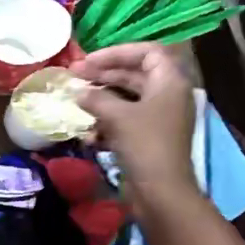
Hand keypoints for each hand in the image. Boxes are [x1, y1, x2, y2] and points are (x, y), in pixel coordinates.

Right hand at [74, 43, 198, 202]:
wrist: (161, 192)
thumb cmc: (145, 145)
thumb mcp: (118, 117)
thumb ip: (96, 99)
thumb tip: (77, 91)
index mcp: (170, 81)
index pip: (146, 52)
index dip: (117, 53)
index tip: (89, 61)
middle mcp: (168, 95)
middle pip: (135, 75)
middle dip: (104, 75)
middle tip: (74, 77)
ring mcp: (159, 119)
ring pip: (128, 100)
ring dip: (102, 100)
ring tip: (77, 101)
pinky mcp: (149, 139)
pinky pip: (127, 122)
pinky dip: (108, 123)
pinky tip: (88, 132)